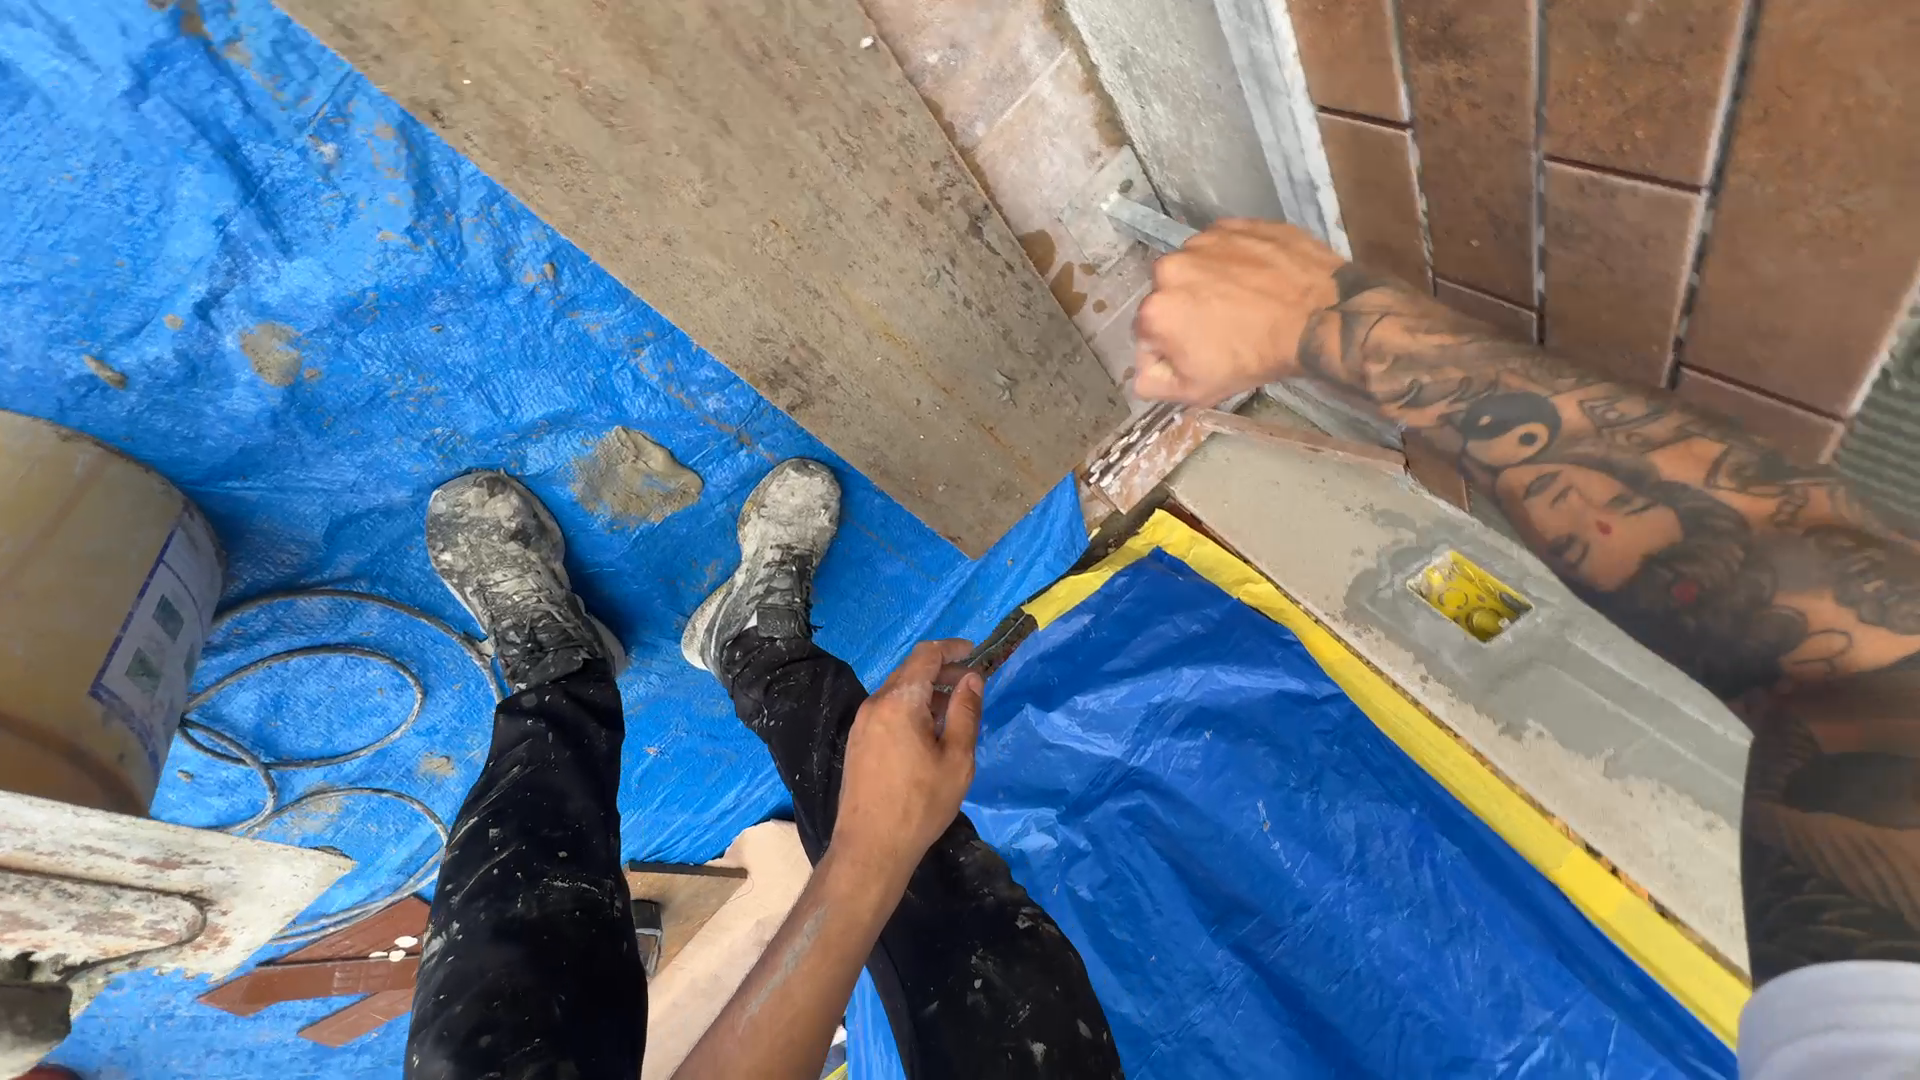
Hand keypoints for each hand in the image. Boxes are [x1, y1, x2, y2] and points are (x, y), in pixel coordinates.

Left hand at [833, 639, 983, 879]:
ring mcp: (862, 722)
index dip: (952, 648)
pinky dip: (911, 707)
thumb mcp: (957, 759)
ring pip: (899, 691)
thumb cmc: (920, 804)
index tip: (975, 651)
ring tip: (955, 711)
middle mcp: (876, 703)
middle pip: (911, 670)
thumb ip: (966, 712)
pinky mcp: (858, 740)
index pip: (926, 655)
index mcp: (900, 701)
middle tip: (972, 685)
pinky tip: (929, 732)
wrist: (870, 848)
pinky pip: (888, 709)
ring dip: (927, 691)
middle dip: (943, 670)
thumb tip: (972, 678)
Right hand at [1132, 219, 1343, 404]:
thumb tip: (1141, 369)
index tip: (1198, 351)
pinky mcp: (1236, 224)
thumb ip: (1151, 383)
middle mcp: (1169, 268)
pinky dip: (1233, 261)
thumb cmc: (1254, 357)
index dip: (1170, 346)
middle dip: (1186, 309)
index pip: (1147, 332)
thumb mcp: (1195, 391)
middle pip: (1168, 295)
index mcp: (1155, 310)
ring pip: (1194, 268)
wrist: (1319, 316)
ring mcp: (1203, 241)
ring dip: (1208, 282)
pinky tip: (1256, 280)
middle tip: (1221, 326)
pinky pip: (1223, 246)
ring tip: (1242, 301)